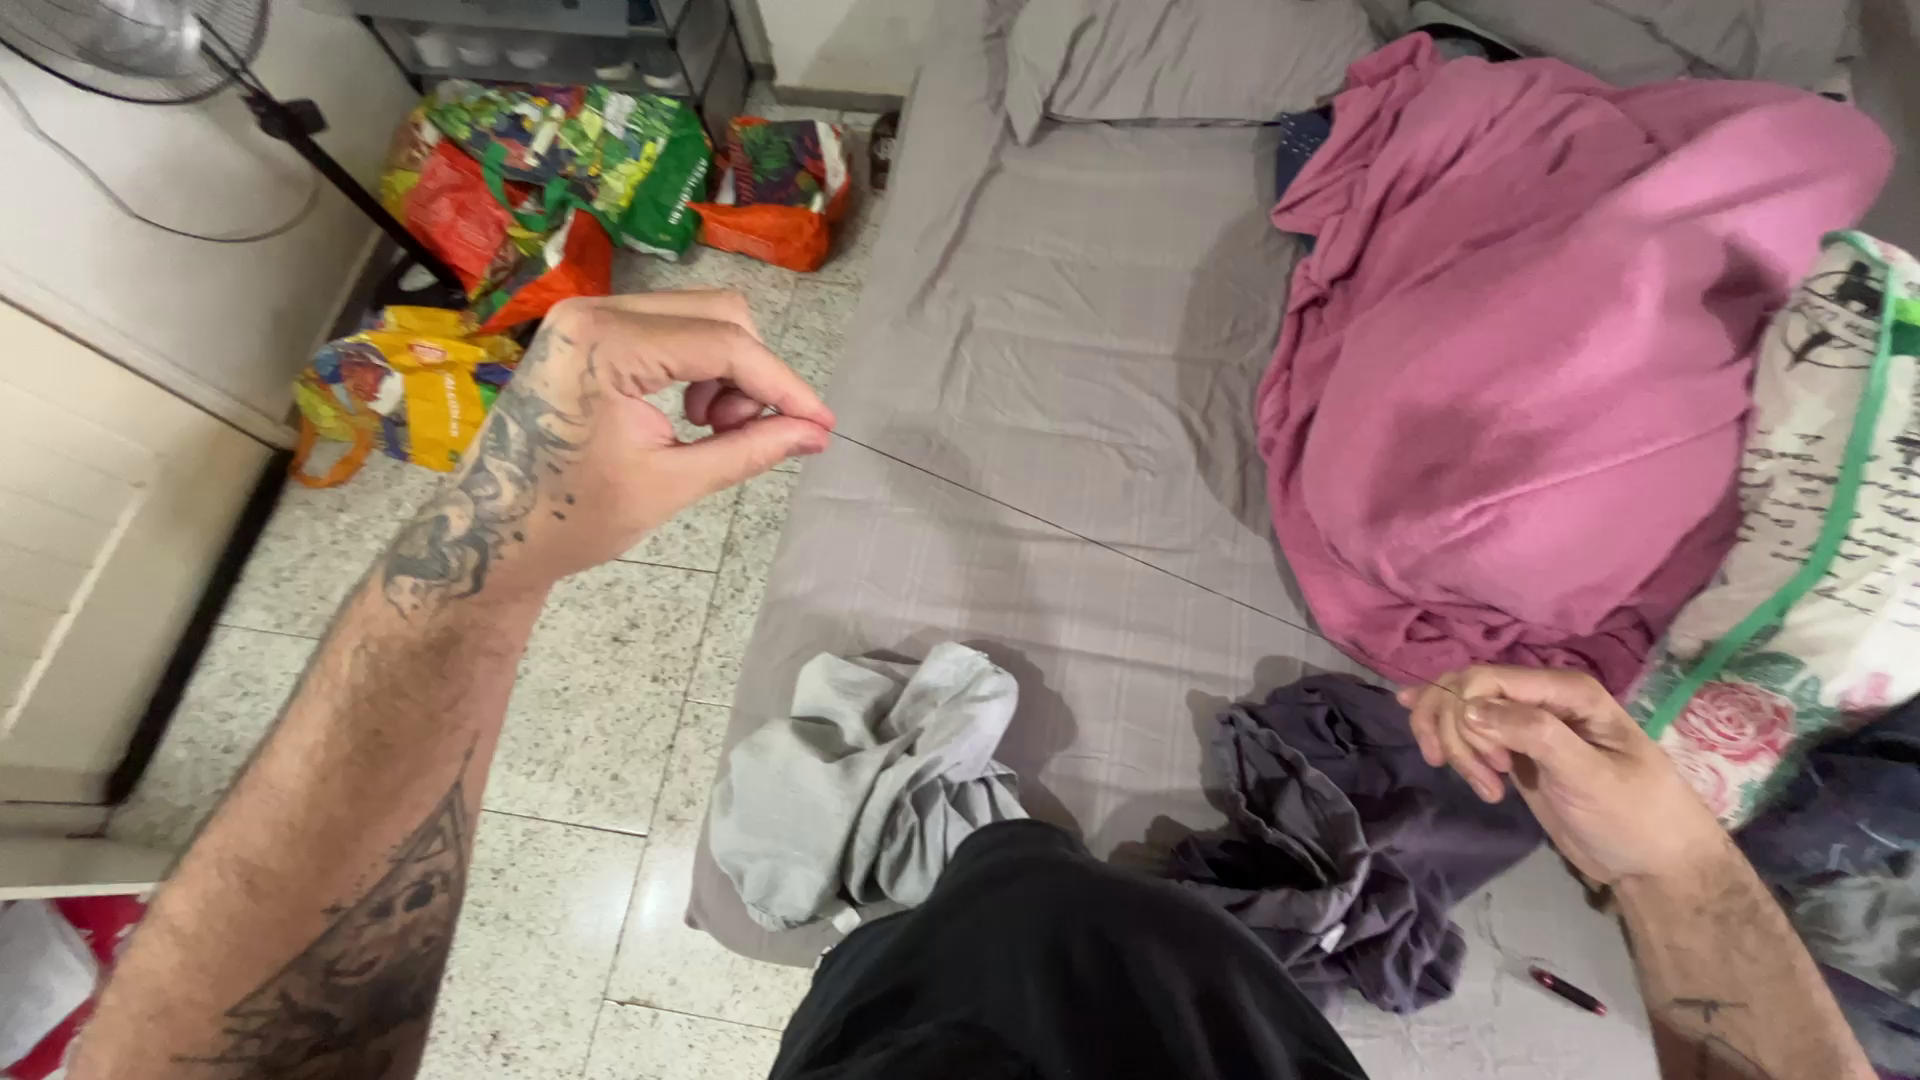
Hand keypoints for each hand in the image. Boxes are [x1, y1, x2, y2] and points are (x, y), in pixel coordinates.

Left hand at [383, 290, 833, 614]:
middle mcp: (597, 311)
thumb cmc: (573, 517)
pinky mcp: (594, 334)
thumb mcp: (673, 484)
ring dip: (731, 373)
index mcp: (605, 343)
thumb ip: (751, 450)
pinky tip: (692, 416)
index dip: (784, 387)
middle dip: (754, 376)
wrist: (493, 533)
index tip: (821, 424)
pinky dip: (704, 370)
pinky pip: (675, 333)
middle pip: (720, 315)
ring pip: (703, 320)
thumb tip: (815, 435)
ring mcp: (592, 318)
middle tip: (748, 432)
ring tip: (714, 430)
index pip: (726, 346)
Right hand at [1399, 666, 1728, 885]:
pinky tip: (1446, 761)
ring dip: (1450, 744)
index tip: (1496, 764)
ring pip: (1455, 709)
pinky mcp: (1509, 748)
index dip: (1468, 714)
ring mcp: (1521, 722)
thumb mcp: (1590, 776)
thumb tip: (1467, 708)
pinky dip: (1447, 744)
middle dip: (1452, 732)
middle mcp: (1539, 697)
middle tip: (1480, 780)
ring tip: (1482, 787)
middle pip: (1463, 691)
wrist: (1655, 866)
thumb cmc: (1636, 818)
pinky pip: (1461, 730)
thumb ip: (1533, 734)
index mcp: (1566, 691)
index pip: (1484, 679)